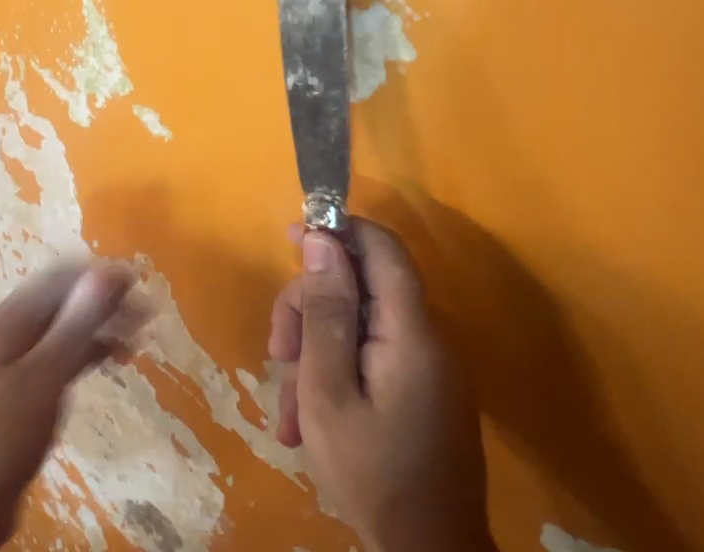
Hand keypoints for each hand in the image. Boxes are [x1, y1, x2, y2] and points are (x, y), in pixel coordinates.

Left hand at [0, 260, 138, 551]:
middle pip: (62, 302)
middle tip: (148, 315)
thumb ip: (74, 325)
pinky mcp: (18, 393)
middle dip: (104, 302)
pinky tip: (108, 362)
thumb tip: (103, 273)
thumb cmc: (1, 436)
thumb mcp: (43, 378)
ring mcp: (11, 363)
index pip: (60, 278)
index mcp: (9, 320)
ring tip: (137, 340)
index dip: (100, 275)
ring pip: (62, 331)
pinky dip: (84, 354)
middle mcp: (8, 333)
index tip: (141, 283)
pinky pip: (57, 358)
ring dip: (98, 329)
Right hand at [270, 218, 495, 551]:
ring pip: (357, 328)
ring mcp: (425, 370)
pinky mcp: (420, 394)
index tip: (290, 239)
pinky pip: (369, 361)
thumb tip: (321, 240)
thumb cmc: (371, 471)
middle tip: (277, 352)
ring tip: (288, 412)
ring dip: (313, 356)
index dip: (337, 231)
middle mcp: (426, 340)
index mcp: (411, 332)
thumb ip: (325, 313)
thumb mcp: (328, 391)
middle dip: (310, 310)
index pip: (382, 248)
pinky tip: (306, 421)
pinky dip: (334, 378)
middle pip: (361, 289)